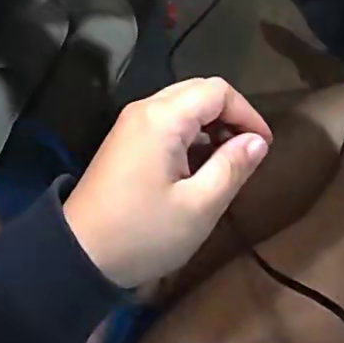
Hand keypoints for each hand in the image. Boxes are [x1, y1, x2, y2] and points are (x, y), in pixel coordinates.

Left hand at [63, 77, 272, 288]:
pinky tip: (199, 164)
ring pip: (182, 102)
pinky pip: (166, 119)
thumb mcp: (198, 207)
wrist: (80, 253)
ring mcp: (132, 121)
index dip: (247, 113)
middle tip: (247, 152)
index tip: (264, 146)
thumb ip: (231, 167)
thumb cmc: (144, 232)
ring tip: (227, 161)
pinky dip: (189, 131)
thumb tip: (258, 140)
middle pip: (198, 90)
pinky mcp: (126, 137)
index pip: (217, 90)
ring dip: (210, 123)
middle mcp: (146, 107)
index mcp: (163, 117)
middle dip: (229, 114)